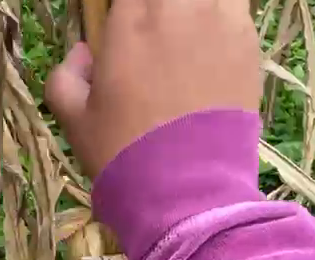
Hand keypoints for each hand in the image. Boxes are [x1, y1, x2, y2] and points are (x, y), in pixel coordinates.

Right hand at [45, 0, 261, 176]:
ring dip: (192, 12)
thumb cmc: (121, 153)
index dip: (126, 9)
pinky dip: (222, 16)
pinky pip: (234, 7)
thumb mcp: (75, 123)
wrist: (181, 187)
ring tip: (184, 38)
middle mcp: (177, 5)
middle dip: (157, 11)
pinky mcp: (248, 39)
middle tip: (151, 38)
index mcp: (130, 18)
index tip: (123, 28)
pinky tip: (210, 47)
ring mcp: (219, 16)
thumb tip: (82, 53)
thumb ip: (65, 78)